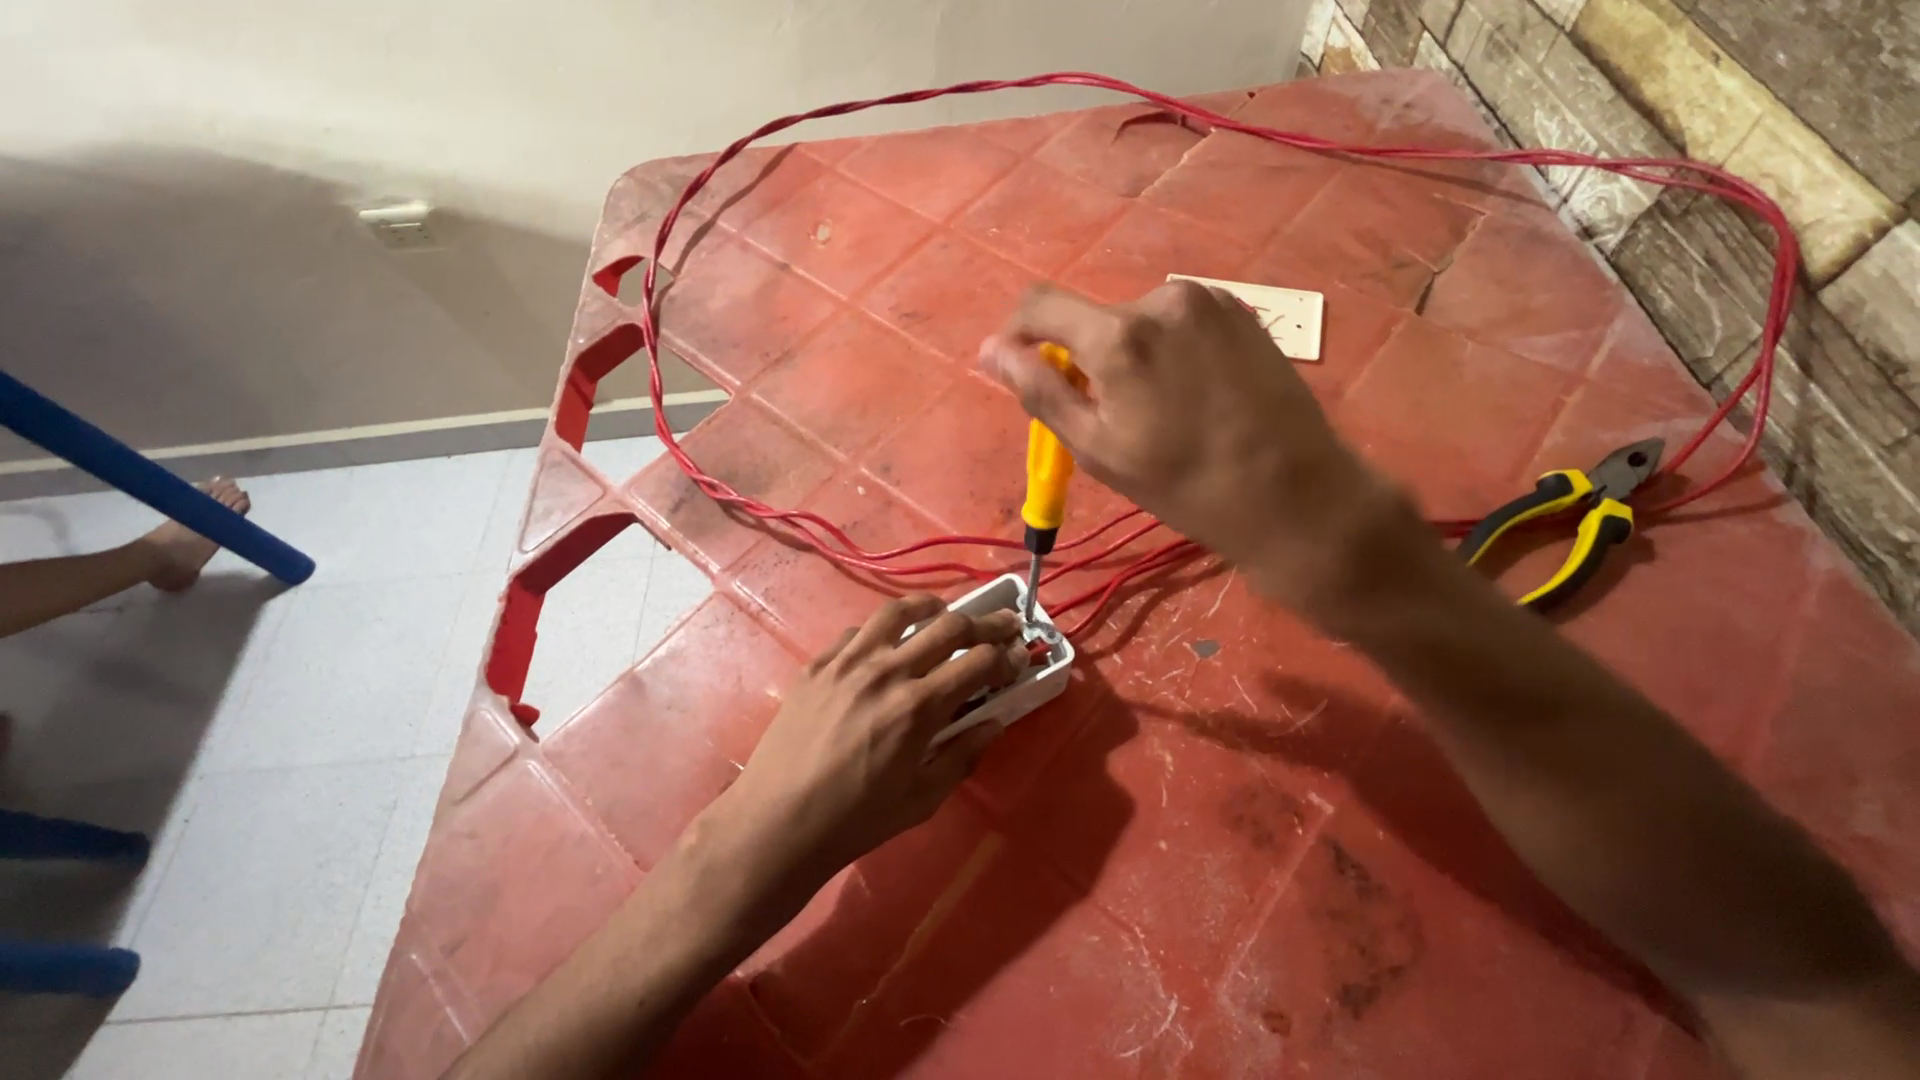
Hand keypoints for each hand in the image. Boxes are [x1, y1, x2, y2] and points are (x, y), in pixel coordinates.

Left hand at [709, 596, 1022, 892]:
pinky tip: (888, 642)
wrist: (777, 821)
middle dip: (987, 623)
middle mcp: (887, 671)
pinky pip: (857, 631)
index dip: (1007, 657)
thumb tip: (993, 723)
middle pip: (948, 627)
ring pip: (899, 612)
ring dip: (933, 608)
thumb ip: (963, 755)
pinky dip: (883, 629)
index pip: (978, 662)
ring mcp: (847, 662)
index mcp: (918, 707)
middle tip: (1004, 624)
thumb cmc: (855, 819)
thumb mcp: (922, 799)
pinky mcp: (818, 664)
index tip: (1019, 657)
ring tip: (946, 613)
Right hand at [979, 281, 1421, 620]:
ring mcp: (1207, 300)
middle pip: (1093, 317)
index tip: (1022, 367)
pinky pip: (1178, 322)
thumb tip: (991, 351)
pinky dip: (1167, 350)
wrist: (1294, 492)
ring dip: (1129, 354)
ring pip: (1137, 320)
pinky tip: (1193, 394)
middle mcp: (1161, 298)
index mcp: (1118, 334)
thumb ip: (1039, 391)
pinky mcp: (1240, 311)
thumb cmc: (1184, 484)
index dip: (1017, 333)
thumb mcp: (1097, 449)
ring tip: (1160, 410)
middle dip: (1084, 357)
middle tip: (1108, 416)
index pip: (1039, 304)